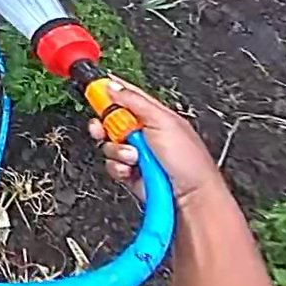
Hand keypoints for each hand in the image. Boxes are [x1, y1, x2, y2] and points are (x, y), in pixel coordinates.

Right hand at [86, 77, 226, 209]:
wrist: (191, 199)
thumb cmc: (189, 162)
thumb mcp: (162, 121)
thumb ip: (134, 101)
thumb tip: (112, 85)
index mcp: (154, 115)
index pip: (127, 95)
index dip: (109, 91)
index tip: (94, 89)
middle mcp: (144, 133)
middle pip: (110, 120)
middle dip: (105, 125)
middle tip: (107, 129)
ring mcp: (136, 153)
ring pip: (108, 143)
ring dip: (117, 150)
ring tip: (134, 157)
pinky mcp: (130, 172)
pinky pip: (111, 164)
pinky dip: (118, 167)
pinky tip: (131, 169)